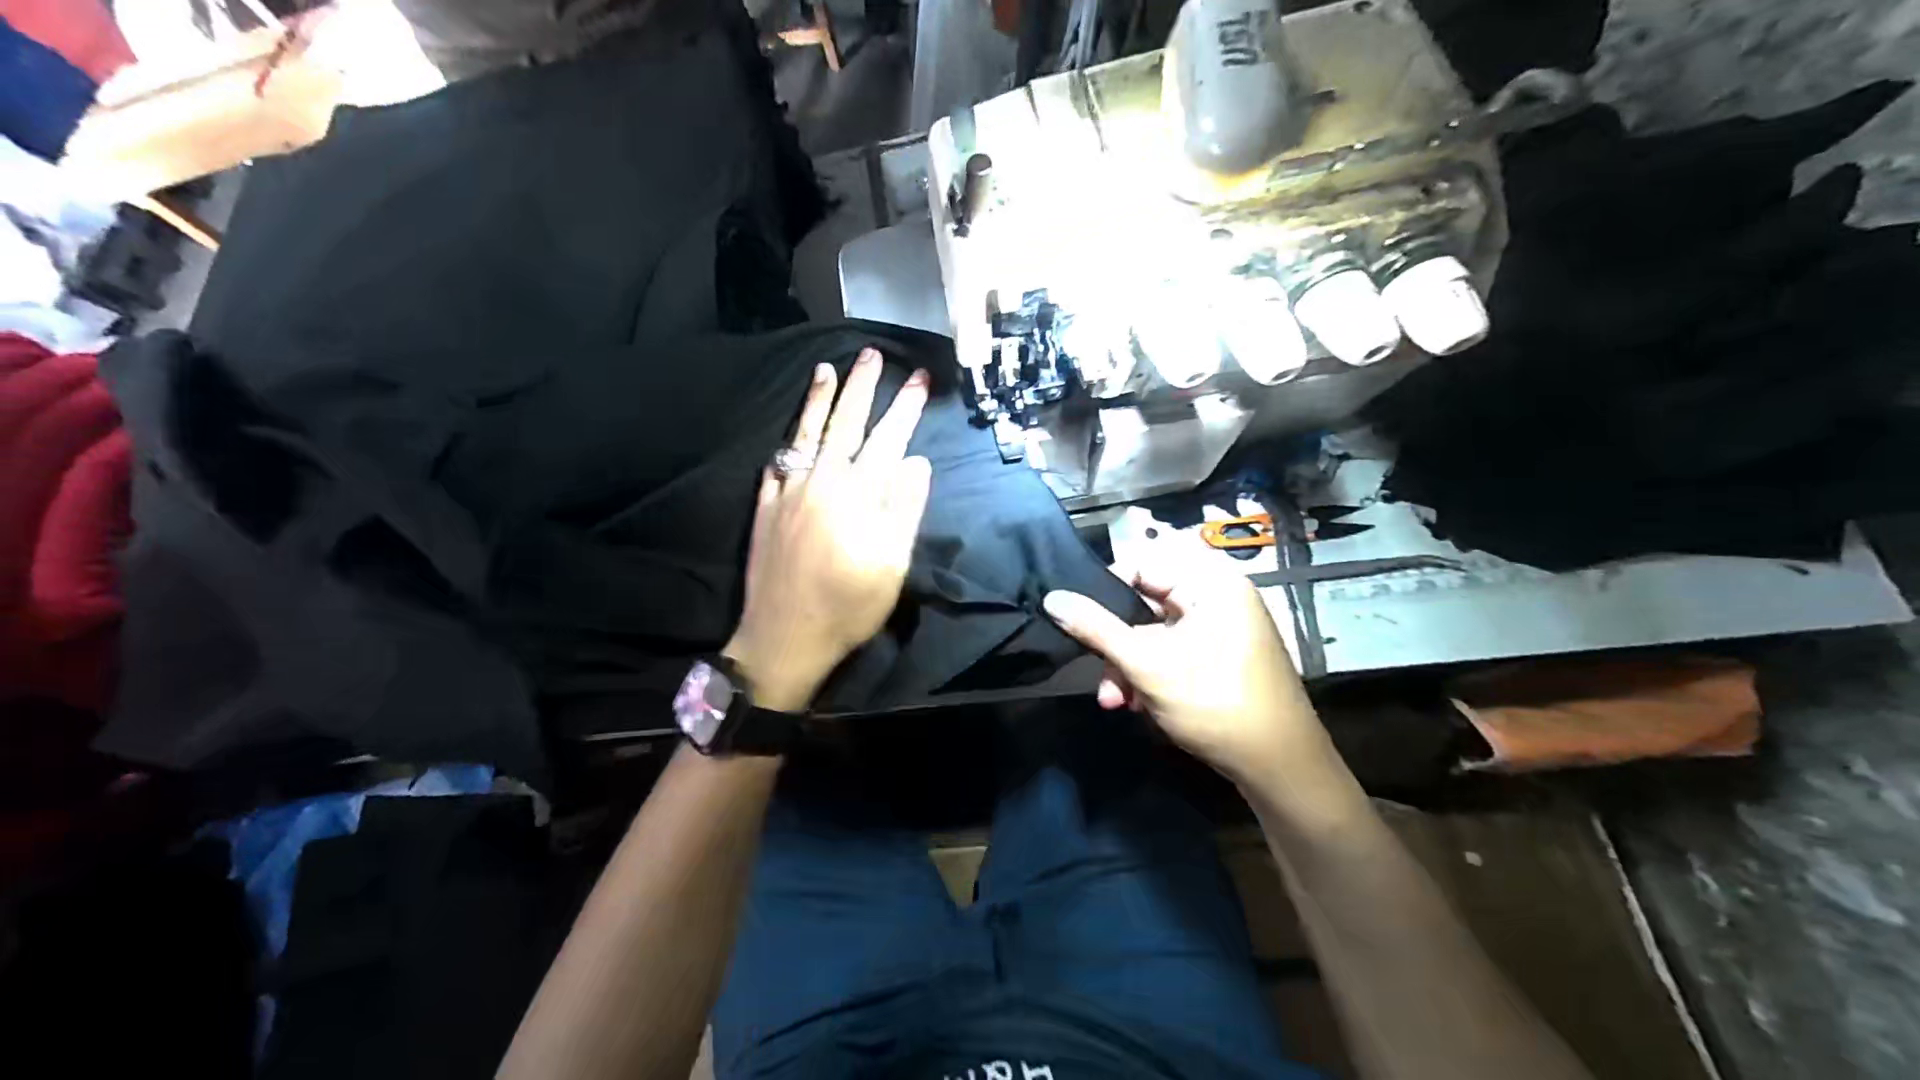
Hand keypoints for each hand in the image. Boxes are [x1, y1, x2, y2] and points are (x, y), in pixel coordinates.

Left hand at [725, 348, 932, 711]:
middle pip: (844, 425)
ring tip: (826, 368)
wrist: (784, 638)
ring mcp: (788, 493)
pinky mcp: (765, 509)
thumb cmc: (848, 607)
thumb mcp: (892, 565)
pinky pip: (776, 465)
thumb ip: (904, 508)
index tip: (919, 379)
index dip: (904, 408)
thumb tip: (916, 461)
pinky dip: (786, 445)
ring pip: (806, 435)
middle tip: (872, 354)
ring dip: (818, 400)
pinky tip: (789, 437)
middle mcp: (821, 482)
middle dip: (861, 388)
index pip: (887, 440)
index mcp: (857, 494)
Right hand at [1041, 555, 1323, 786]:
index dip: (1105, 593)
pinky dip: (1153, 675)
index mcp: (1211, 584)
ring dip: (1130, 668)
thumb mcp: (1146, 665)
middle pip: (1146, 605)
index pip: (1141, 566)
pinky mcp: (1223, 656)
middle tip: (1103, 683)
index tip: (1079, 626)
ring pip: (1157, 634)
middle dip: (1118, 647)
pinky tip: (1141, 705)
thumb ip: (1096, 629)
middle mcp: (1220, 597)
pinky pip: (1175, 652)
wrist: (1281, 768)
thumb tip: (1051, 598)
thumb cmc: (1215, 704)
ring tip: (1118, 703)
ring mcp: (1224, 628)